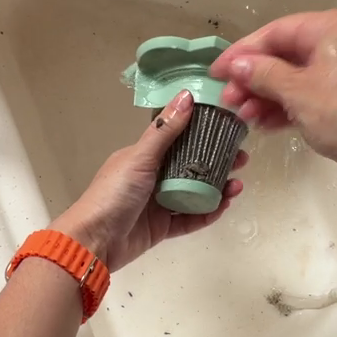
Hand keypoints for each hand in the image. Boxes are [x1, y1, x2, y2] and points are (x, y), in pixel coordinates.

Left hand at [51, 91, 245, 268]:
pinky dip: (207, 213)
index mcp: (142, 157)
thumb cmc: (113, 194)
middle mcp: (151, 178)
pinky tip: (224, 205)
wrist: (95, 241)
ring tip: (237, 185)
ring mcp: (157, 204)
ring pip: (193, 193)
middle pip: (190, 167)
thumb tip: (187, 95)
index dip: (203, 134)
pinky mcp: (161, 228)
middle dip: (217, 163)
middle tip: (242, 160)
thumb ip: (165, 130)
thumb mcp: (139, 158)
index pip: (178, 139)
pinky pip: (189, 218)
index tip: (229, 130)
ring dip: (216, 188)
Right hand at [210, 10, 336, 179]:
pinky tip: (266, 123)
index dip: (243, 52)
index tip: (220, 70)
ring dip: (267, 96)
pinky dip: (287, 108)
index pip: (277, 32)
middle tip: (230, 98)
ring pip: (296, 79)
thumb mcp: (297, 90)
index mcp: (334, 27)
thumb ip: (263, 74)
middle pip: (286, 56)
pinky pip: (310, 97)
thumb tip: (240, 66)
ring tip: (244, 116)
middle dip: (254, 78)